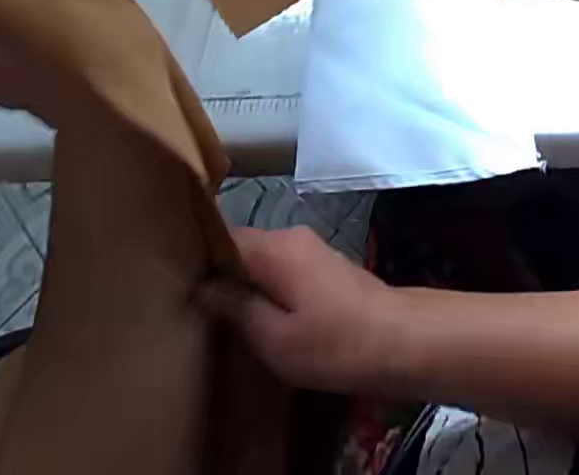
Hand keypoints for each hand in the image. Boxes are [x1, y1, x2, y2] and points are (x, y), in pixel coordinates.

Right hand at [206, 226, 410, 393]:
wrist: (397, 337)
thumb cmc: (333, 341)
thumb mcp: (273, 337)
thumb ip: (235, 307)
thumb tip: (203, 286)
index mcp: (275, 247)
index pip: (224, 237)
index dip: (200, 259)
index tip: (182, 284)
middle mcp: (291, 236)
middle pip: (243, 245)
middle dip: (222, 272)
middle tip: (200, 308)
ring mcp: (310, 247)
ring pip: (263, 257)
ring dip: (246, 281)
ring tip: (228, 315)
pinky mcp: (323, 263)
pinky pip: (282, 265)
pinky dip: (267, 283)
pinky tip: (263, 312)